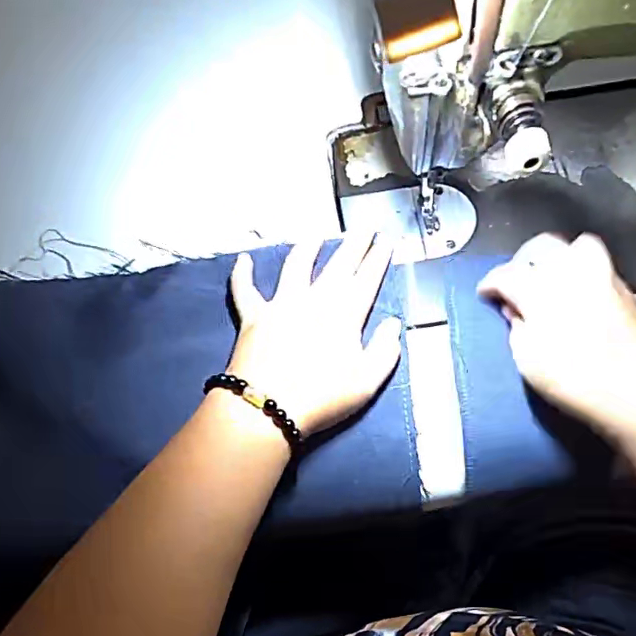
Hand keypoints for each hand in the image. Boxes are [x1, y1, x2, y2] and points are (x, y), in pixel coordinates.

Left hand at [225, 234, 403, 434]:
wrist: (267, 408)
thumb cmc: (322, 398)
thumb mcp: (368, 380)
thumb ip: (385, 350)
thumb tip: (393, 325)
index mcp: (344, 314)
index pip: (367, 278)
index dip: (378, 258)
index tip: (386, 241)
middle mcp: (313, 300)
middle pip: (337, 264)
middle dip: (354, 244)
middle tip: (364, 228)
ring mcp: (281, 305)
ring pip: (296, 266)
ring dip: (308, 248)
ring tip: (316, 235)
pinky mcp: (253, 317)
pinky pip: (245, 290)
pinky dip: (243, 274)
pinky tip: (244, 261)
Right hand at [477, 233, 635, 444]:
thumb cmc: (576, 380)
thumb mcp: (529, 361)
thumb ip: (517, 328)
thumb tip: (516, 312)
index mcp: (540, 287)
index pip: (506, 273)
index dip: (490, 283)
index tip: (486, 294)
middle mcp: (572, 270)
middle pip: (541, 247)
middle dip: (522, 261)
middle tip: (515, 282)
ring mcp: (603, 274)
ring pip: (574, 247)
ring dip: (557, 258)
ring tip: (550, 280)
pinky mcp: (625, 288)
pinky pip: (597, 265)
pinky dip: (581, 272)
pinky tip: (577, 295)